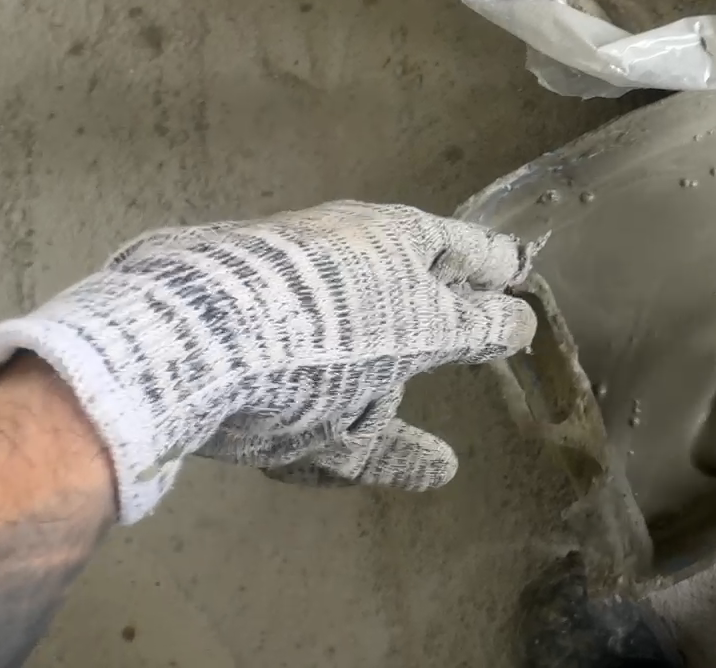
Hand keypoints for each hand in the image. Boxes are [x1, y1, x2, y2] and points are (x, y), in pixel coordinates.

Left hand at [0, 202, 537, 522]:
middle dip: (443, 332)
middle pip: (410, 306)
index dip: (499, 262)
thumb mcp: (425, 325)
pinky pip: (325, 419)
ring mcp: (296, 328)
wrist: (191, 350)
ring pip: (362, 370)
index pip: (466, 247)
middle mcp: (346, 277)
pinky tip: (421, 474)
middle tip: (481, 348)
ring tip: (435, 460)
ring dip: (394, 410)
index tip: (524, 271)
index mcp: (393, 242)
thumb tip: (522, 320)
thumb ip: (478, 327)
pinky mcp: (257, 385)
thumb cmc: (335, 320)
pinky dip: (365, 448)